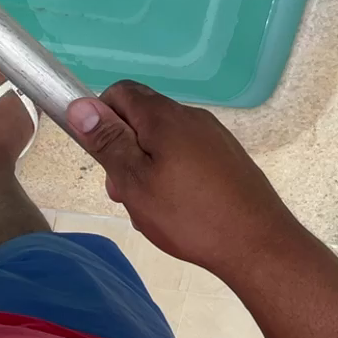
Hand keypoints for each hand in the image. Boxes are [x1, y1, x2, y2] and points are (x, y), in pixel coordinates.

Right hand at [67, 82, 308, 276]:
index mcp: (165, 117)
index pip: (120, 92)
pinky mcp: (228, 158)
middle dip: (122, 149)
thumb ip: (107, 142)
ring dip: (145, 167)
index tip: (102, 156)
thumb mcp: (135, 181)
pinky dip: (171, 175)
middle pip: (142, 118)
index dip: (101, 118)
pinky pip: (186, 156)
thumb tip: (79, 105)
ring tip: (150, 208)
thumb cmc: (188, 216)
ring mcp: (214, 137)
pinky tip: (177, 210)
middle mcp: (191, 117)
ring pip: (163, 140)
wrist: (258, 245)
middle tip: (123, 192)